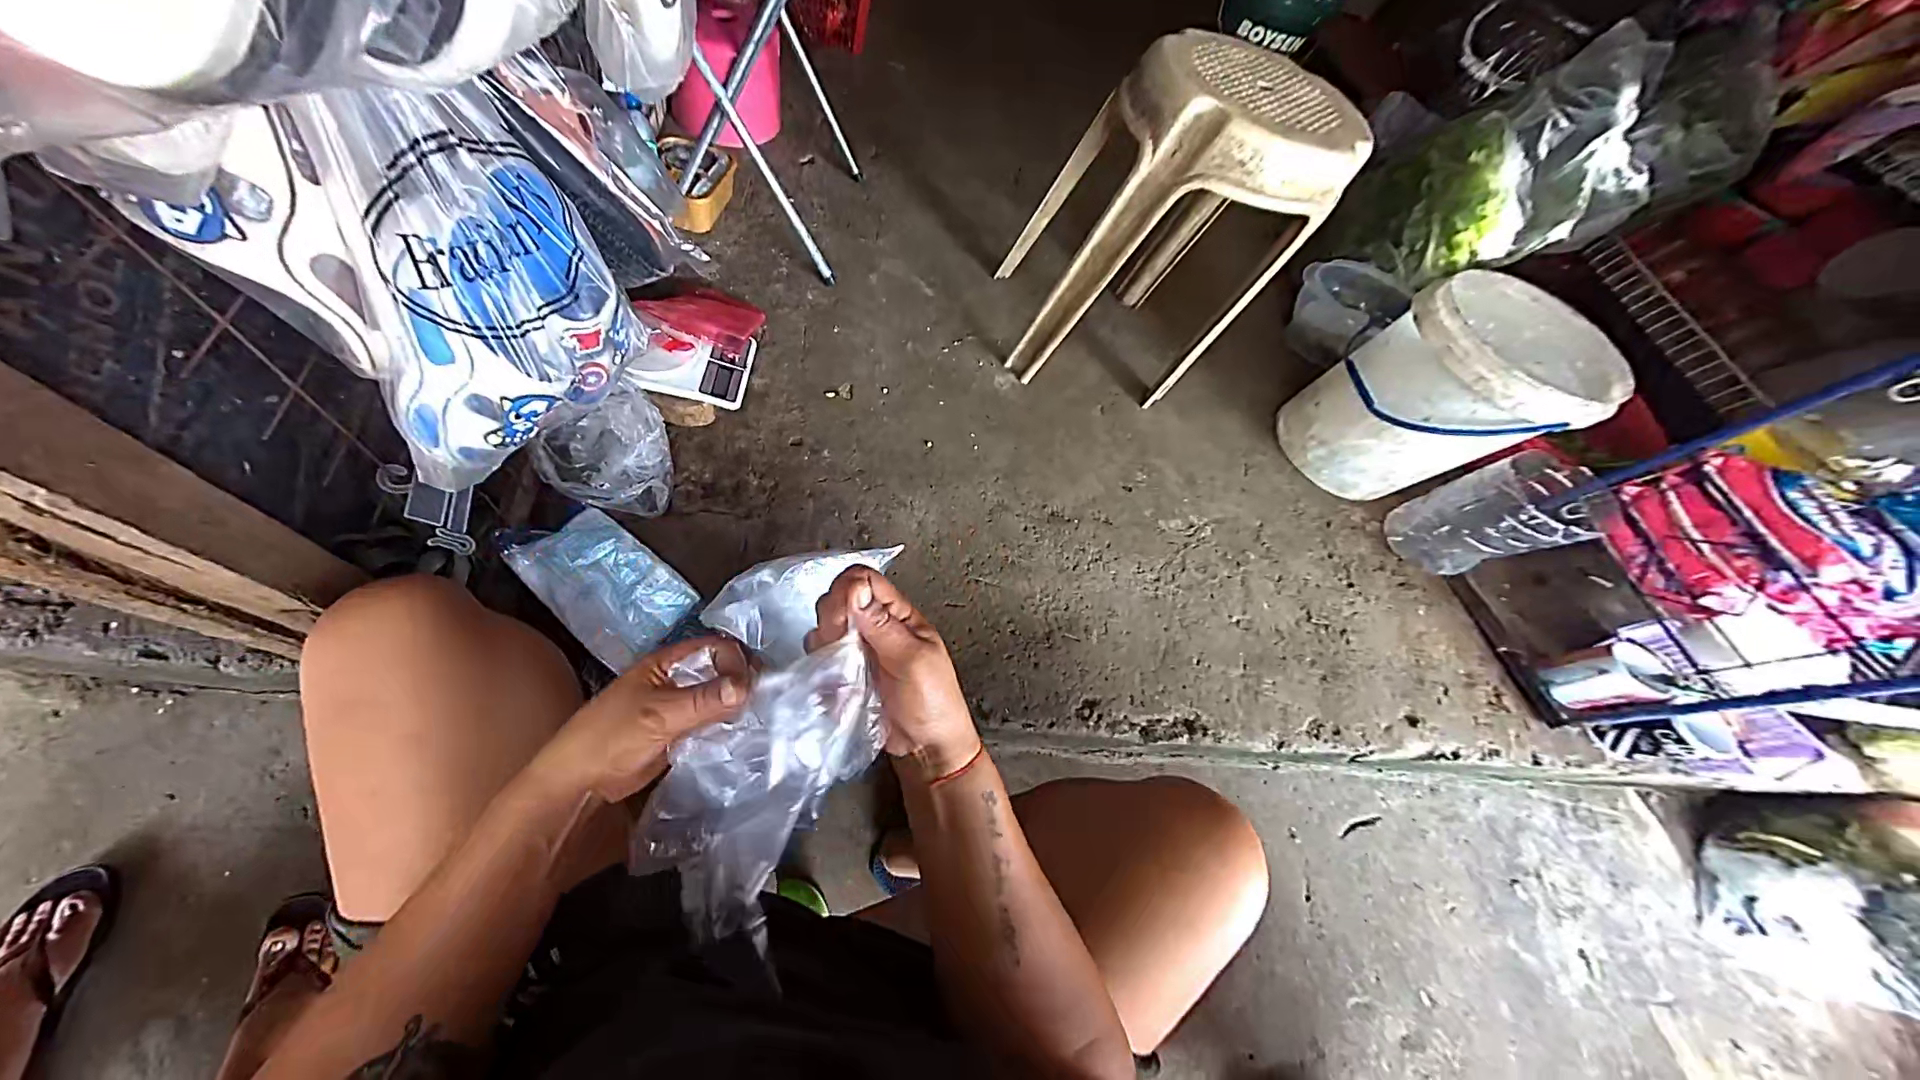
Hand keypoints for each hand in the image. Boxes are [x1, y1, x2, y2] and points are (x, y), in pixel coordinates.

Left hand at [526, 636, 750, 803]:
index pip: (715, 648)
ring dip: (736, 704)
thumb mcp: (659, 715)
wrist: (579, 781)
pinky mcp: (681, 730)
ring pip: (718, 696)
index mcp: (667, 663)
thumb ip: (704, 700)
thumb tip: (746, 685)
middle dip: (742, 681)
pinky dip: (727, 724)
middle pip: (720, 670)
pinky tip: (742, 733)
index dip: (736, 660)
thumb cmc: (611, 737)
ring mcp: (679, 705)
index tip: (752, 684)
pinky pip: (712, 720)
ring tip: (760, 716)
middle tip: (765, 699)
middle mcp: (677, 679)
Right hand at [808, 568, 981, 783]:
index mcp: (899, 615)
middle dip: (831, 618)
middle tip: (841, 644)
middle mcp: (875, 627)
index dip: (848, 590)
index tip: (843, 617)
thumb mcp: (913, 660)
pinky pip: (822, 659)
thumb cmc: (933, 701)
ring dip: (824, 644)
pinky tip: (833, 684)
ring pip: (825, 629)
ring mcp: (859, 650)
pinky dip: (820, 667)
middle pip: (838, 600)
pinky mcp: (846, 674)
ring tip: (840, 668)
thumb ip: (883, 626)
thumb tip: (855, 590)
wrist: (927, 747)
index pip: (864, 580)